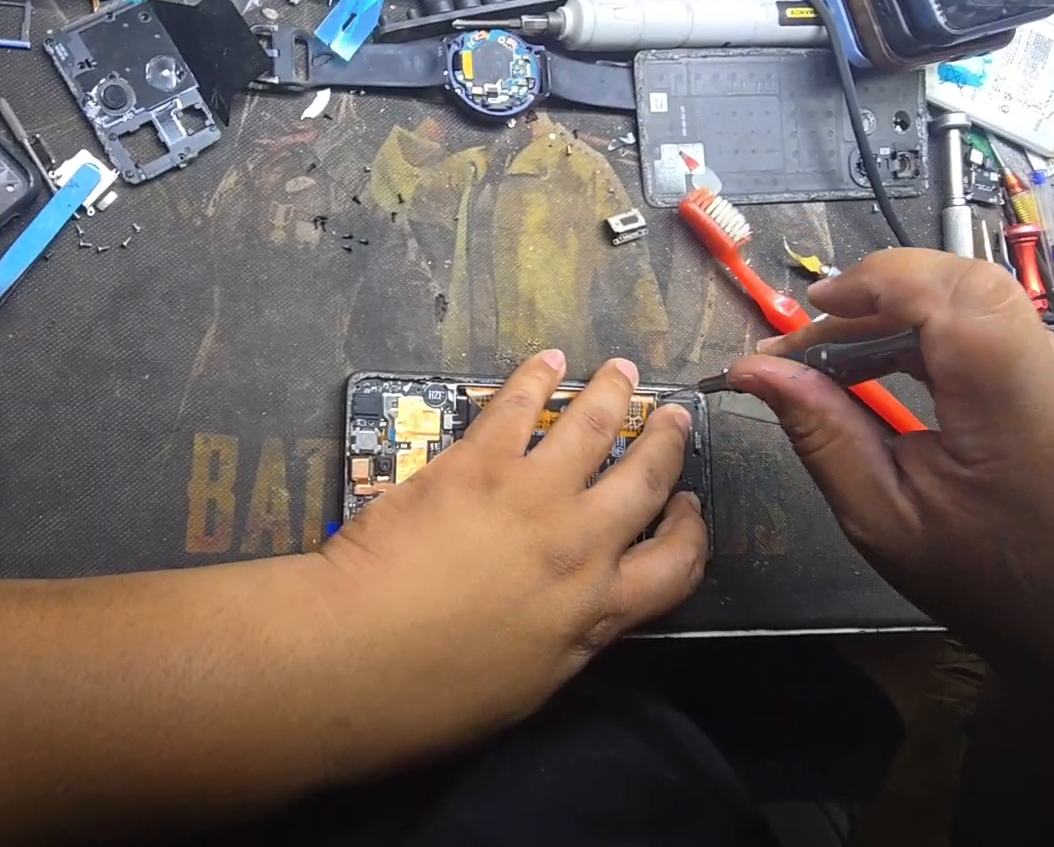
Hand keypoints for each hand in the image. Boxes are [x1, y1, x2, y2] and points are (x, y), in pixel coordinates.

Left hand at [319, 351, 707, 748]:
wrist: (363, 653)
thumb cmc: (436, 692)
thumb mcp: (528, 681)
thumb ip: (563, 635)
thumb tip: (570, 608)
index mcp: (597, 609)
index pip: (675, 565)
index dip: (690, 529)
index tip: (688, 505)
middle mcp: (580, 543)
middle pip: (645, 479)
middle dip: (666, 442)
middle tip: (674, 416)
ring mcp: (532, 494)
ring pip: (592, 427)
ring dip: (612, 393)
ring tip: (622, 371)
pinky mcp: (480, 462)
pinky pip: (517, 406)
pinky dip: (536, 377)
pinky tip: (546, 360)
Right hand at [729, 250, 1053, 691]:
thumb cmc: (995, 592)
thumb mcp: (882, 521)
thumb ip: (820, 433)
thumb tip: (754, 368)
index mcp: (1023, 416)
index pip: (960, 295)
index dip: (880, 279)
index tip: (815, 307)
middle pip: (961, 292)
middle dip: (870, 305)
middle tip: (805, 353)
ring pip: (977, 312)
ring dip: (897, 326)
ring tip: (841, 372)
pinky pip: (999, 338)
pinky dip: (935, 346)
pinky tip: (901, 387)